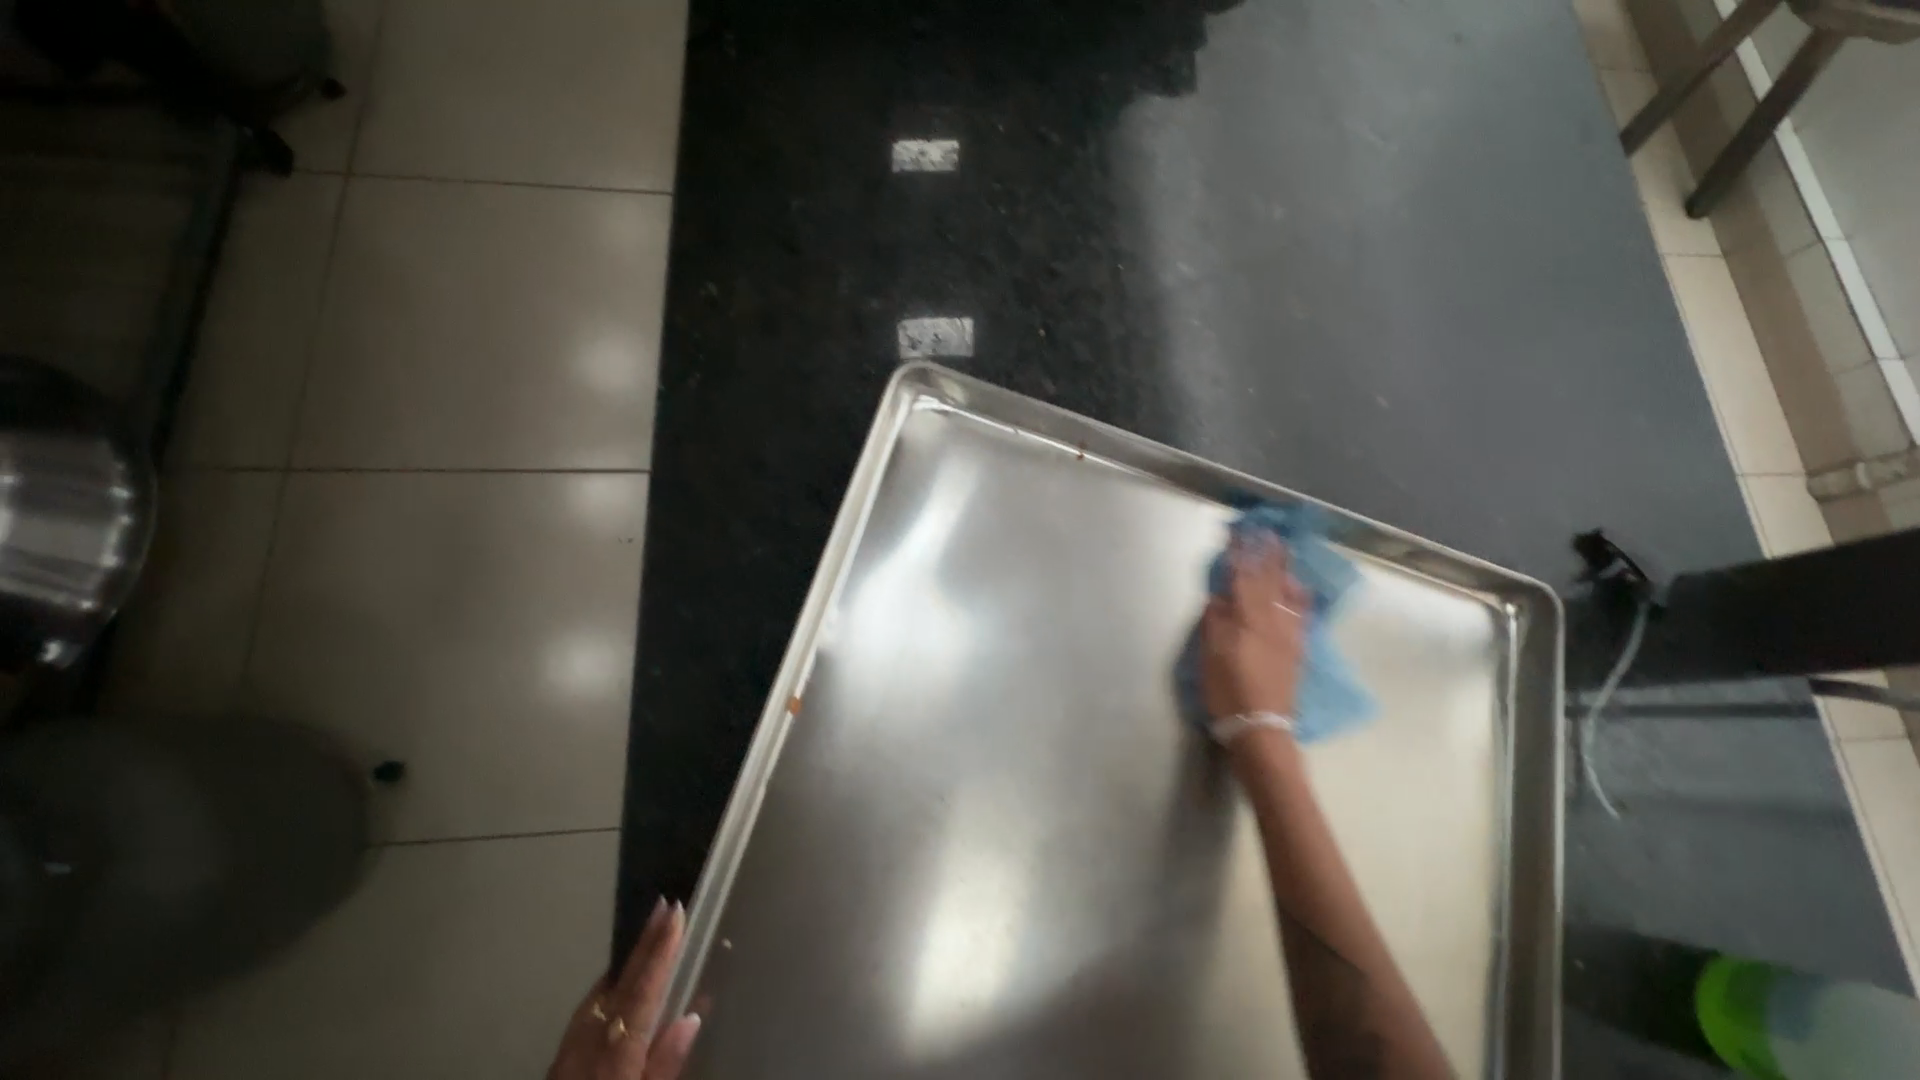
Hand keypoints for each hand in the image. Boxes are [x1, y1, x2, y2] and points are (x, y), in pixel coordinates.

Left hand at [546, 898, 702, 1079]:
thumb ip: (665, 1066)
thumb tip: (691, 1017)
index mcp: (615, 1058)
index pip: (643, 993)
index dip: (660, 952)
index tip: (675, 915)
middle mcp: (587, 1047)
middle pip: (620, 987)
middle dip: (644, 945)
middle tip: (662, 906)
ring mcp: (567, 1055)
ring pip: (598, 995)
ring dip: (625, 962)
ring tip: (646, 934)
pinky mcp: (558, 1065)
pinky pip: (585, 1013)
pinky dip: (604, 988)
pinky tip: (611, 985)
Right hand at [1200, 533, 1310, 721]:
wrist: (1261, 726)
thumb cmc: (1227, 690)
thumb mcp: (1210, 655)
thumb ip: (1215, 621)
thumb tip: (1220, 595)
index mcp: (1246, 619)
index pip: (1242, 578)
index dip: (1240, 555)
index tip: (1239, 533)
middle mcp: (1271, 620)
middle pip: (1268, 580)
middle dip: (1266, 554)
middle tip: (1267, 531)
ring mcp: (1288, 634)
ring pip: (1287, 593)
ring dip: (1284, 568)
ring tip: (1284, 550)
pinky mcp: (1297, 648)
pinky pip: (1301, 613)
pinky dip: (1299, 596)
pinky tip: (1300, 589)